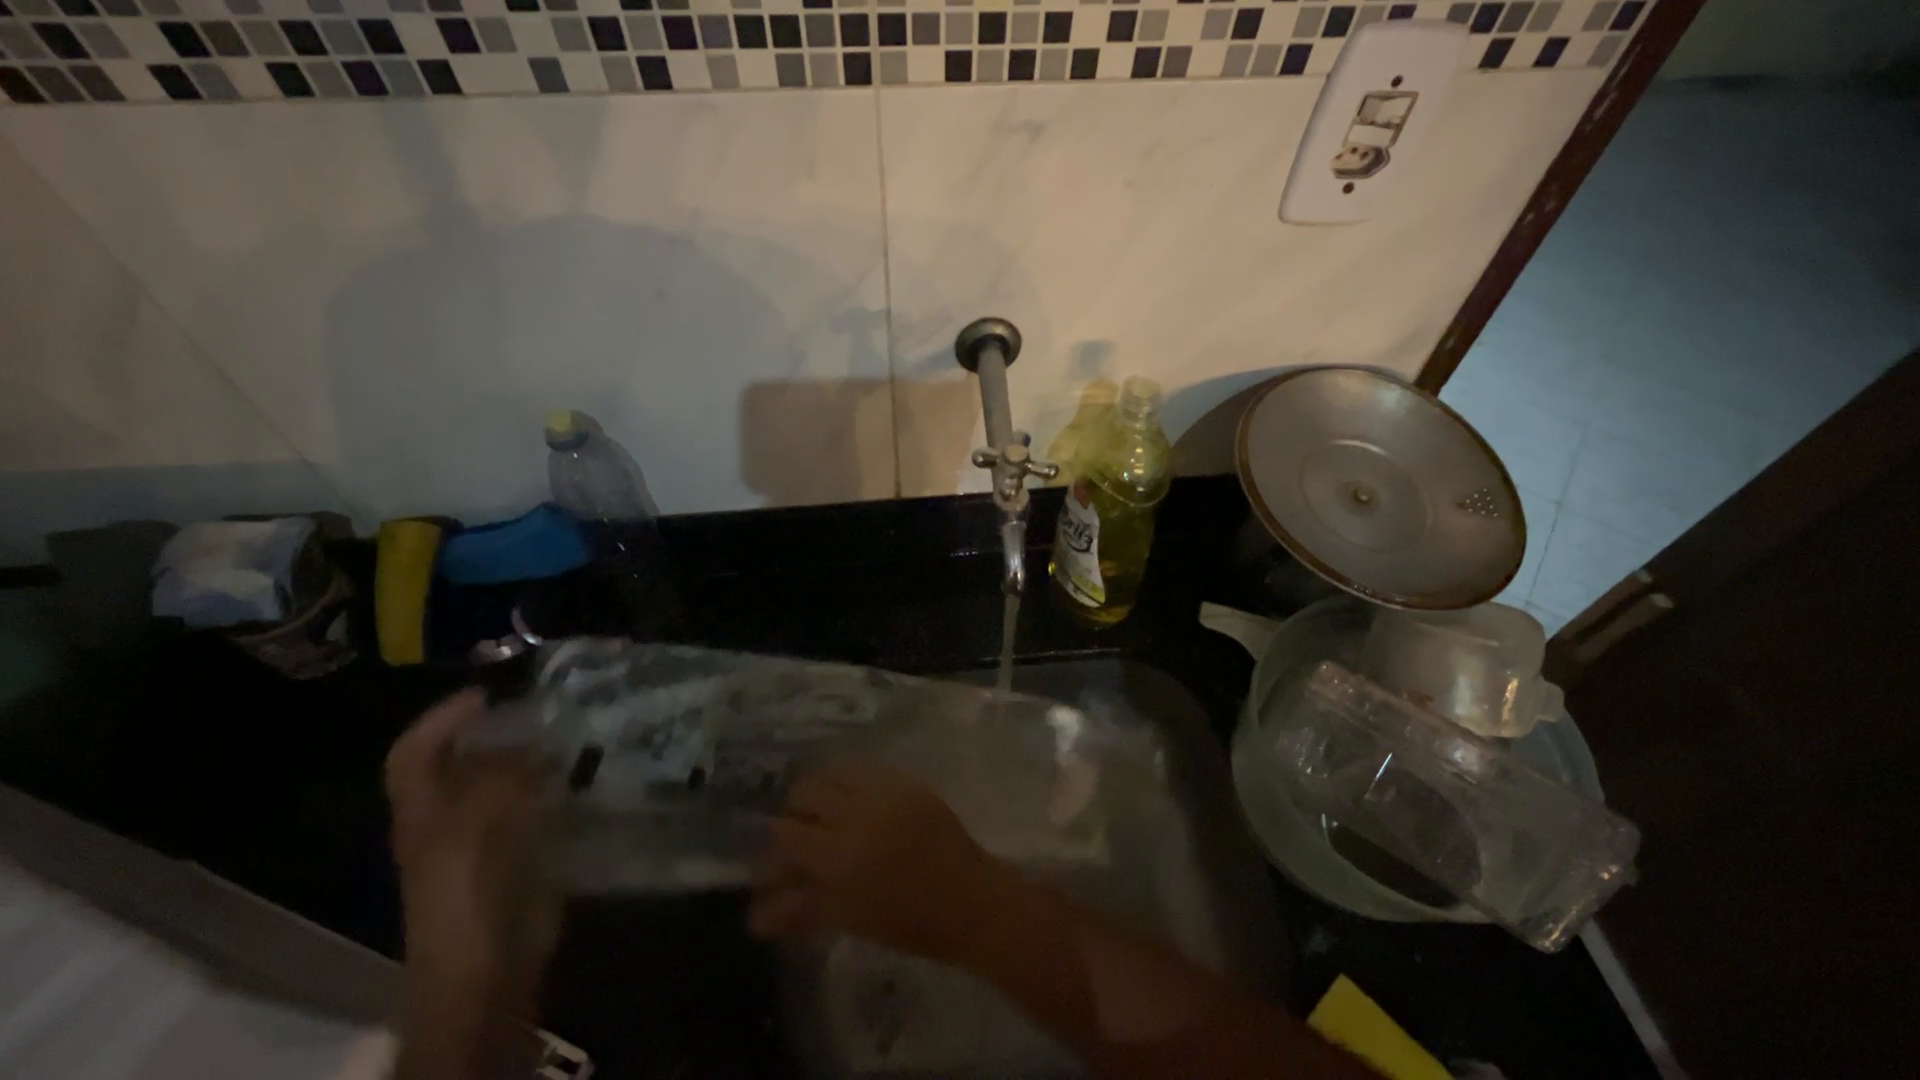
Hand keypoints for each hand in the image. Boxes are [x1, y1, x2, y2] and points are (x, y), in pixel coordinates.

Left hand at [385, 688, 558, 1010]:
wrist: (487, 969)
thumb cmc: (466, 896)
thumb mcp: (473, 827)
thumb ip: (499, 777)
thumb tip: (532, 737)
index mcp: (424, 811)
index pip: (415, 753)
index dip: (441, 719)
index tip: (485, 693)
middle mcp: (450, 820)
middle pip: (465, 765)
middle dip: (498, 732)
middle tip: (544, 705)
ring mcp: (486, 841)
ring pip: (506, 785)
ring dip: (533, 758)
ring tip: (573, 731)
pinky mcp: (521, 857)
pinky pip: (537, 810)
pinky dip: (556, 788)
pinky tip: (585, 775)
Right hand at [747, 763, 1010, 964]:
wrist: (969, 901)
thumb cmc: (907, 922)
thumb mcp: (847, 918)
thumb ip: (799, 910)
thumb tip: (755, 915)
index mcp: (838, 854)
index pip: (784, 831)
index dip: (776, 843)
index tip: (779, 855)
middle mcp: (857, 813)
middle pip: (805, 790)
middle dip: (797, 809)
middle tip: (803, 831)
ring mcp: (885, 791)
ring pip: (834, 771)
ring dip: (823, 790)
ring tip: (829, 812)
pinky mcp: (908, 782)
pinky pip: (866, 770)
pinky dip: (852, 782)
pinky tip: (858, 802)